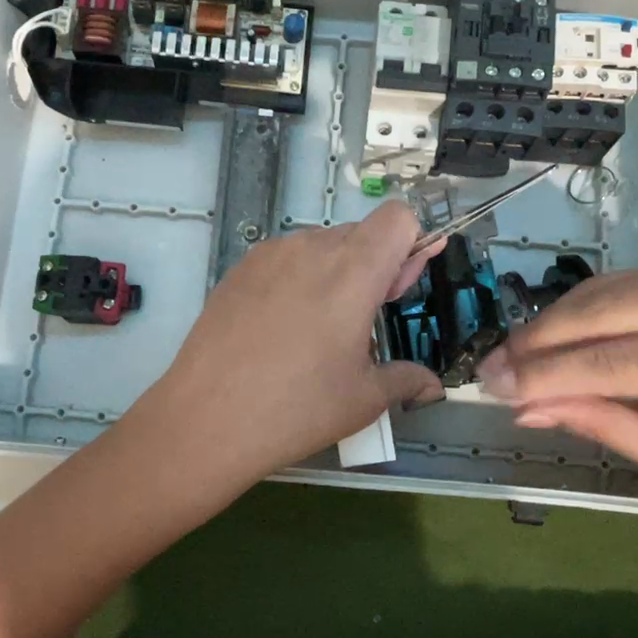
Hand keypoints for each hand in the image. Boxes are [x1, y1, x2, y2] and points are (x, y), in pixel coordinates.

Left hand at [140, 201, 446, 476]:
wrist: (206, 419)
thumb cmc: (297, 408)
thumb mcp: (363, 399)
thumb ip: (407, 379)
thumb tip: (431, 385)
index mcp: (354, 270)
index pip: (398, 217)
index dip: (408, 248)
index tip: (395, 293)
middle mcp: (311, 248)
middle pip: (360, 234)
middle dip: (373, 268)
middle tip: (360, 324)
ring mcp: (269, 255)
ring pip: (319, 246)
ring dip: (333, 274)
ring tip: (315, 333)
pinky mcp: (238, 269)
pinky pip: (284, 260)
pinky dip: (296, 281)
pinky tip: (279, 331)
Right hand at [475, 260, 637, 480]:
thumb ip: (610, 428)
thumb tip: (531, 409)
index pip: (622, 363)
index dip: (552, 375)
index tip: (497, 388)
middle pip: (605, 312)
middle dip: (538, 341)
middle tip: (492, 368)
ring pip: (602, 290)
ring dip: (548, 323)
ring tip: (512, 356)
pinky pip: (614, 282)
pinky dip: (573, 310)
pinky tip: (549, 337)